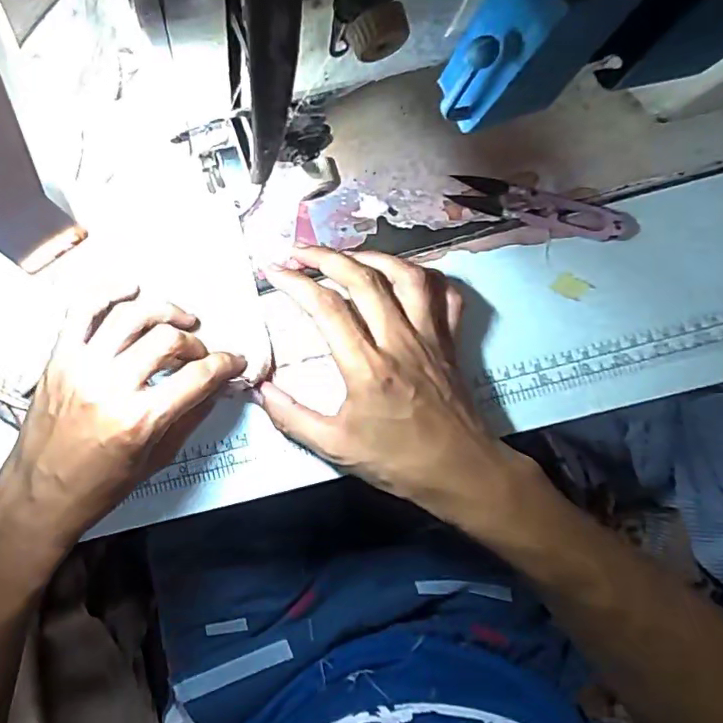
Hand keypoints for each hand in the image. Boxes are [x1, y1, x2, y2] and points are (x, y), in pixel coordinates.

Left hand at [0, 286, 245, 555]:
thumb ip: (190, 417)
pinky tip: (131, 288)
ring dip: (165, 312)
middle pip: (168, 340)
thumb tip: (216, 385)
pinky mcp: (59, 358)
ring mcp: (81, 367)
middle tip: (199, 354)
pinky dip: (108, 290)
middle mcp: (110, 387)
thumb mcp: (156, 459)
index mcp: (139, 420)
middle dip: (195, 343)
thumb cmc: (97, 487)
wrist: (38, 497)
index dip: (225, 364)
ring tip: (179, 321)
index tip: (233, 361)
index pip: (197, 377)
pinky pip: (82, 310)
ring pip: (132, 316)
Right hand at [257, 247, 528, 516]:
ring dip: (375, 257)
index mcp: (368, 366)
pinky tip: (408, 277)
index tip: (273, 271)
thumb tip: (261, 389)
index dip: (296, 283)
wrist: (461, 471)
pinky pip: (446, 296)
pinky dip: (428, 278)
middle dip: (327, 256)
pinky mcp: (450, 341)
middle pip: (364, 280)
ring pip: (408, 277)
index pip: (327, 308)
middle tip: (301, 252)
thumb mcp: (336, 447)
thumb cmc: (399, 461)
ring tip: (350, 255)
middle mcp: (400, 340)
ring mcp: (430, 336)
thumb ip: (293, 418)